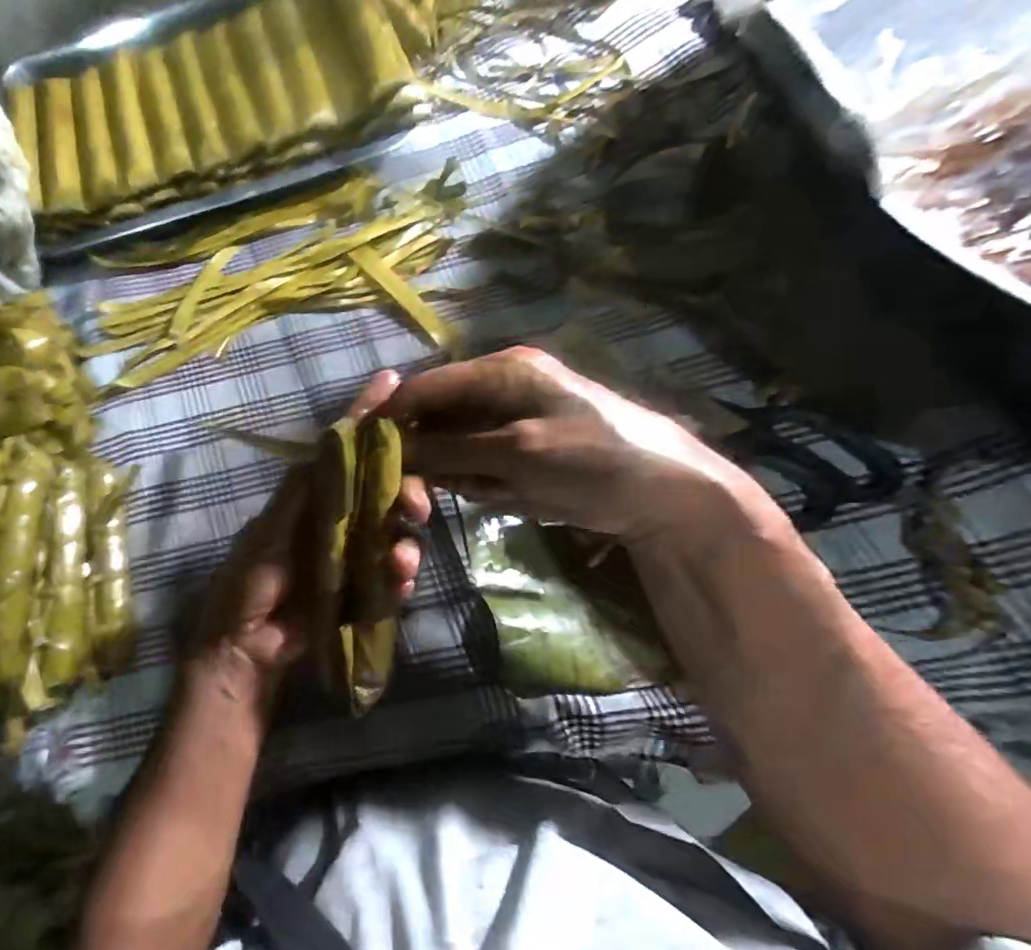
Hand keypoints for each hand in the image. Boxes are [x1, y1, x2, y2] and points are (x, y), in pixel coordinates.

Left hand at [186, 371, 430, 706]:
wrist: (242, 648)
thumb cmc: (245, 586)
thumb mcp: (267, 534)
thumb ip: (300, 493)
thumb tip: (332, 439)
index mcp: (309, 502)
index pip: (342, 454)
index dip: (365, 421)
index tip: (391, 385)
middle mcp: (334, 523)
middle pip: (381, 494)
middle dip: (405, 492)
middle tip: (416, 503)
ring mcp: (350, 559)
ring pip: (393, 535)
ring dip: (405, 542)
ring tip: (401, 558)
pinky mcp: (360, 595)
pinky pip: (390, 579)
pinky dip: (399, 578)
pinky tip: (401, 580)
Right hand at [382, 347, 778, 548]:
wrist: (667, 495)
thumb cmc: (594, 459)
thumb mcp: (516, 453)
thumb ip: (447, 450)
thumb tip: (387, 449)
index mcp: (500, 370)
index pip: (424, 386)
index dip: (390, 417)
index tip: (362, 456)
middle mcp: (497, 389)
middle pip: (432, 419)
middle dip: (427, 457)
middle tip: (423, 497)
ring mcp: (506, 423)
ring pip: (449, 449)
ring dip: (457, 476)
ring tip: (494, 491)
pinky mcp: (515, 452)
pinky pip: (474, 468)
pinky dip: (480, 486)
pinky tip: (507, 496)